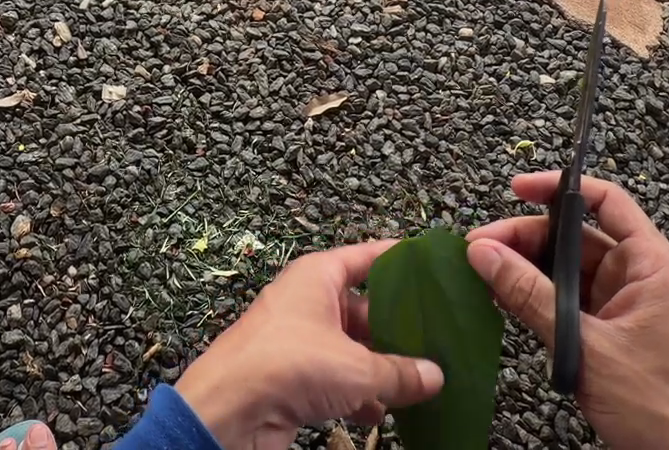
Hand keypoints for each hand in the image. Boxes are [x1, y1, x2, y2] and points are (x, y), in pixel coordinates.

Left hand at [175, 241, 444, 449]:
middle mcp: (308, 299)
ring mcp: (299, 336)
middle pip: (361, 306)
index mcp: (318, 276)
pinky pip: (335, 375)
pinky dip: (357, 391)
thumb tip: (436, 376)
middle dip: (394, 327)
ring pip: (350, 345)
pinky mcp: (293, 373)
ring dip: (379, 365)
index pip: (364, 256)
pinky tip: (383, 411)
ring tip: (421, 381)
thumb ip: (399, 372)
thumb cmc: (292, 363)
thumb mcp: (356, 368)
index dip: (395, 259)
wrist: (231, 408)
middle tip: (436, 340)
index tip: (427, 263)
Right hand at [466, 172, 668, 449]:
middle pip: (577, 237)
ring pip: (571, 271)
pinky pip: (575, 303)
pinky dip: (542, 300)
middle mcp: (645, 279)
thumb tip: (481, 252)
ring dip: (529, 271)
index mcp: (655, 268)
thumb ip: (530, 296)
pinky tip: (509, 303)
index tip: (516, 190)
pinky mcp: (621, 335)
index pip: (607, 202)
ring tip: (486, 277)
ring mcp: (633, 308)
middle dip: (526, 239)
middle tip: (480, 250)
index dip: (559, 188)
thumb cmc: (664, 413)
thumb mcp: (587, 348)